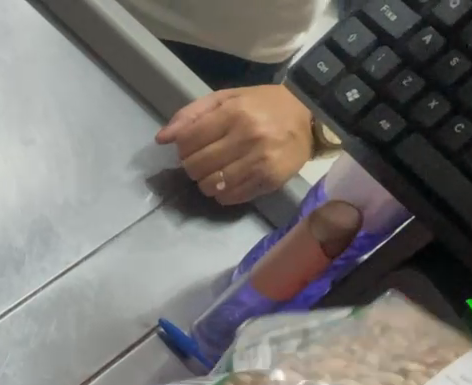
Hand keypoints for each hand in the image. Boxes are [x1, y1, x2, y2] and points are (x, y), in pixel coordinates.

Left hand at [156, 86, 314, 204]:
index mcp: (235, 112)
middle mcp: (248, 137)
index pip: (187, 142)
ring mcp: (259, 161)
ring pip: (209, 186)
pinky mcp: (268, 181)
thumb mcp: (227, 99)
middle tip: (207, 158)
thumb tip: (161, 138)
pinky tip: (233, 178)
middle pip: (194, 167)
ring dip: (207, 181)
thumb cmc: (262, 105)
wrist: (310, 113)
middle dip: (194, 165)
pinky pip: (228, 198)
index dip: (184, 147)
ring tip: (220, 169)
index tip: (194, 144)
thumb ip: (191, 115)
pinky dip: (224, 192)